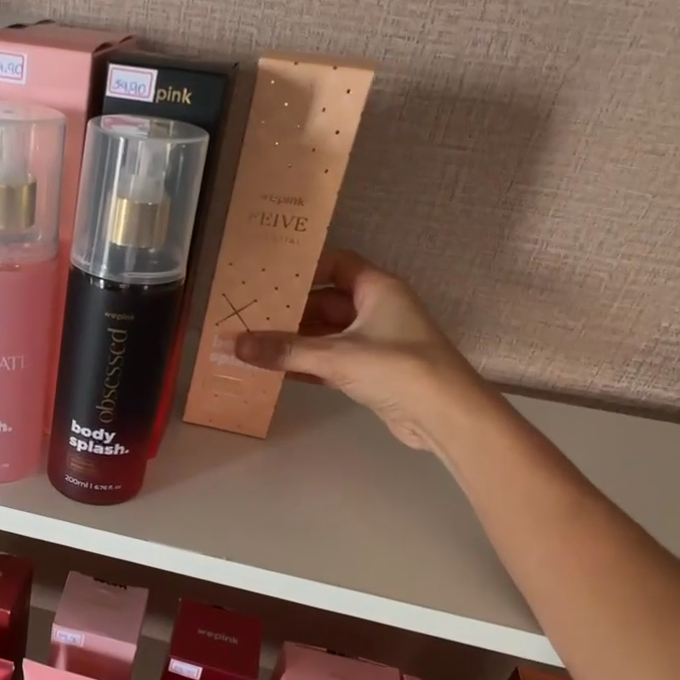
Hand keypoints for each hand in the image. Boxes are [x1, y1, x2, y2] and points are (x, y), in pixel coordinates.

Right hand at [232, 250, 489, 451]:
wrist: (444, 415)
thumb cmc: (397, 368)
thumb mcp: (336, 356)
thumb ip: (284, 350)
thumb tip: (234, 344)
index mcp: (377, 289)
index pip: (337, 264)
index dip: (305, 268)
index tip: (268, 277)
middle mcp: (376, 309)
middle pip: (325, 301)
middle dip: (289, 309)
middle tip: (248, 314)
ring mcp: (373, 342)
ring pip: (325, 334)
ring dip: (293, 340)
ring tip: (252, 342)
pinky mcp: (369, 371)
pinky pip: (329, 360)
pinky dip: (305, 363)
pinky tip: (273, 369)